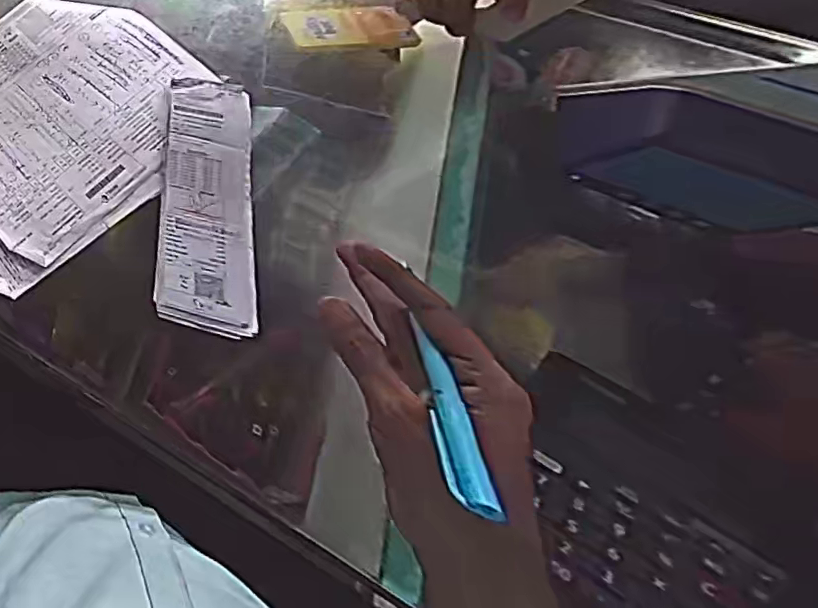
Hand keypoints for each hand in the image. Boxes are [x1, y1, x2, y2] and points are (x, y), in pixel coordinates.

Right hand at [320, 243, 555, 607]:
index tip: (359, 250)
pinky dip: (376, 346)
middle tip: (346, 254)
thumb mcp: (398, 420)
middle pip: (423, 324)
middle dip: (383, 288)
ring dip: (378, 313)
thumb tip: (333, 306)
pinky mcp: (437, 420)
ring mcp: (458, 404)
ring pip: (412, 345)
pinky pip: (404, 370)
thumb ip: (365, 358)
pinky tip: (355, 331)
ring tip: (348, 278)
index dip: (393, 277)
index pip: (433, 312)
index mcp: (485, 381)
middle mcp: (476, 386)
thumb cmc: (448, 497)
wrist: (475, 567)